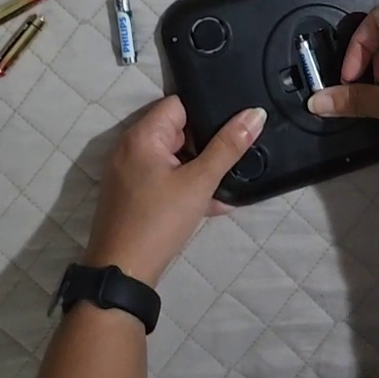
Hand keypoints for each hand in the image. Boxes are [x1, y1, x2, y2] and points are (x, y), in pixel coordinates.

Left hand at [83, 96, 265, 287]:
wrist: (123, 273)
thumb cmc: (160, 221)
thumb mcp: (200, 182)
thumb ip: (228, 146)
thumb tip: (255, 114)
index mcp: (142, 135)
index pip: (179, 105)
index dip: (207, 111)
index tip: (233, 126)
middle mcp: (130, 147)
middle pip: (177, 130)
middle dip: (207, 144)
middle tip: (236, 155)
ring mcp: (128, 172)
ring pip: (173, 158)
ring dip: (200, 169)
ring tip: (228, 181)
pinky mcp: (131, 194)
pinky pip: (164, 179)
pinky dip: (185, 186)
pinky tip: (213, 204)